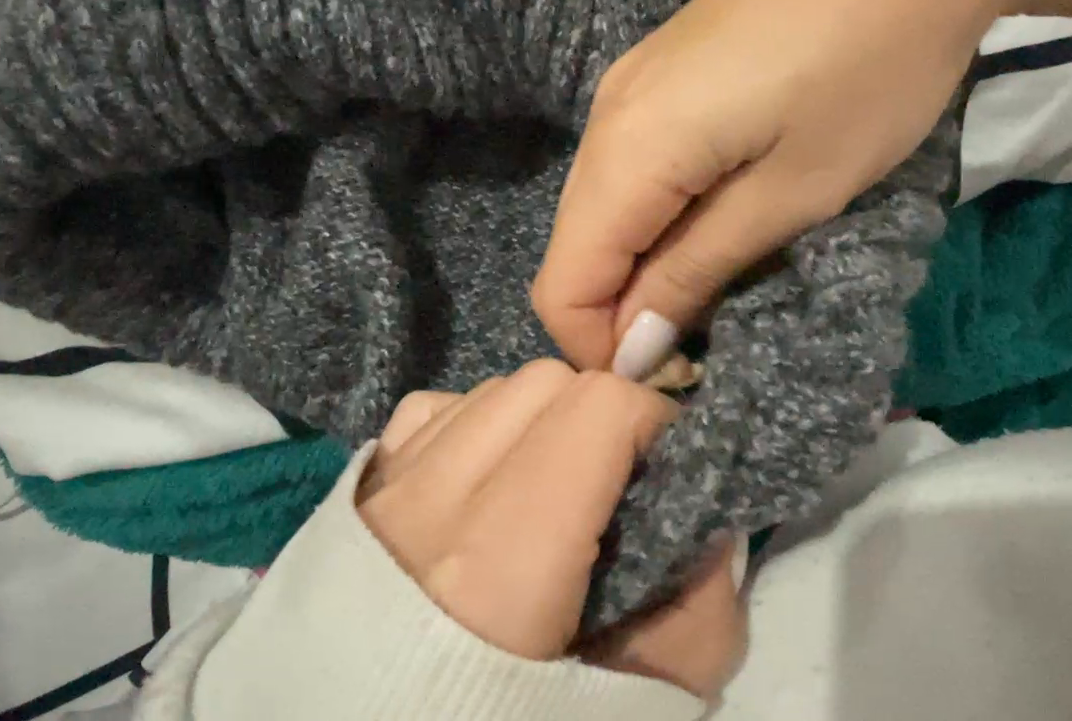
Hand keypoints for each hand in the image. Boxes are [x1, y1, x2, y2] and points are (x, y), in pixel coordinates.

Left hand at [358, 360, 746, 700]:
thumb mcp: (641, 703)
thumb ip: (700, 617)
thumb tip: (711, 528)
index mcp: (498, 564)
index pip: (598, 408)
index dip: (654, 422)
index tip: (668, 471)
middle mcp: (429, 505)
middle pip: (546, 384)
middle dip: (600, 416)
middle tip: (615, 478)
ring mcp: (384, 489)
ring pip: (491, 390)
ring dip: (540, 419)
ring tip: (548, 484)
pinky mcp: (360, 490)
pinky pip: (434, 411)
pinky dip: (476, 424)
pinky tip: (485, 480)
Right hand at [532, 0, 1031, 375]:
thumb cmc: (872, 72)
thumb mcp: (793, 193)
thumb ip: (696, 272)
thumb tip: (632, 351)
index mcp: (628, 149)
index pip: (562, 285)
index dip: (603, 351)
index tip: (679, 379)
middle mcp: (606, 114)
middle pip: (574, 248)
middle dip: (623, 313)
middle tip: (708, 341)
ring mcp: (630, 82)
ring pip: (601, 209)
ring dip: (644, 265)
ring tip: (723, 281)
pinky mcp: (662, 70)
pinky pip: (631, 167)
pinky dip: (658, 215)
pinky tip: (720, 213)